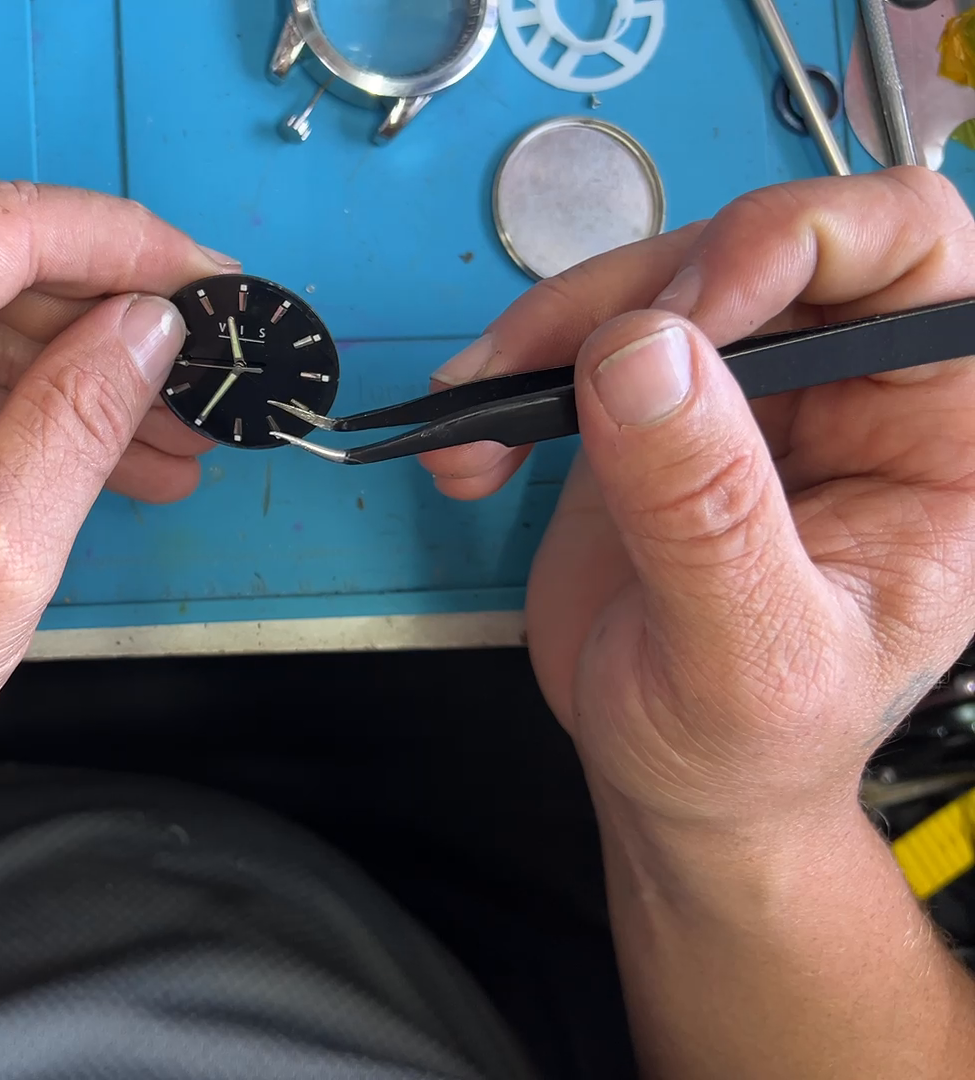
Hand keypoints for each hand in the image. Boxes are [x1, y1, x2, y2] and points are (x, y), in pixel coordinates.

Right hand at [421, 169, 974, 829]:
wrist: (667, 773)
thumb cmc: (743, 738)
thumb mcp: (741, 644)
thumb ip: (701, 505)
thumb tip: (639, 354)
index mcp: (940, 429)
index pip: (904, 253)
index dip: (778, 251)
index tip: (655, 333)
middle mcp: (840, 392)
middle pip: (732, 259)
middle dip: (606, 305)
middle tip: (513, 380)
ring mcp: (727, 406)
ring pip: (630, 299)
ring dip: (527, 351)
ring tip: (463, 430)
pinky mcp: (634, 430)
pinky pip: (563, 362)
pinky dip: (496, 393)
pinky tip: (466, 453)